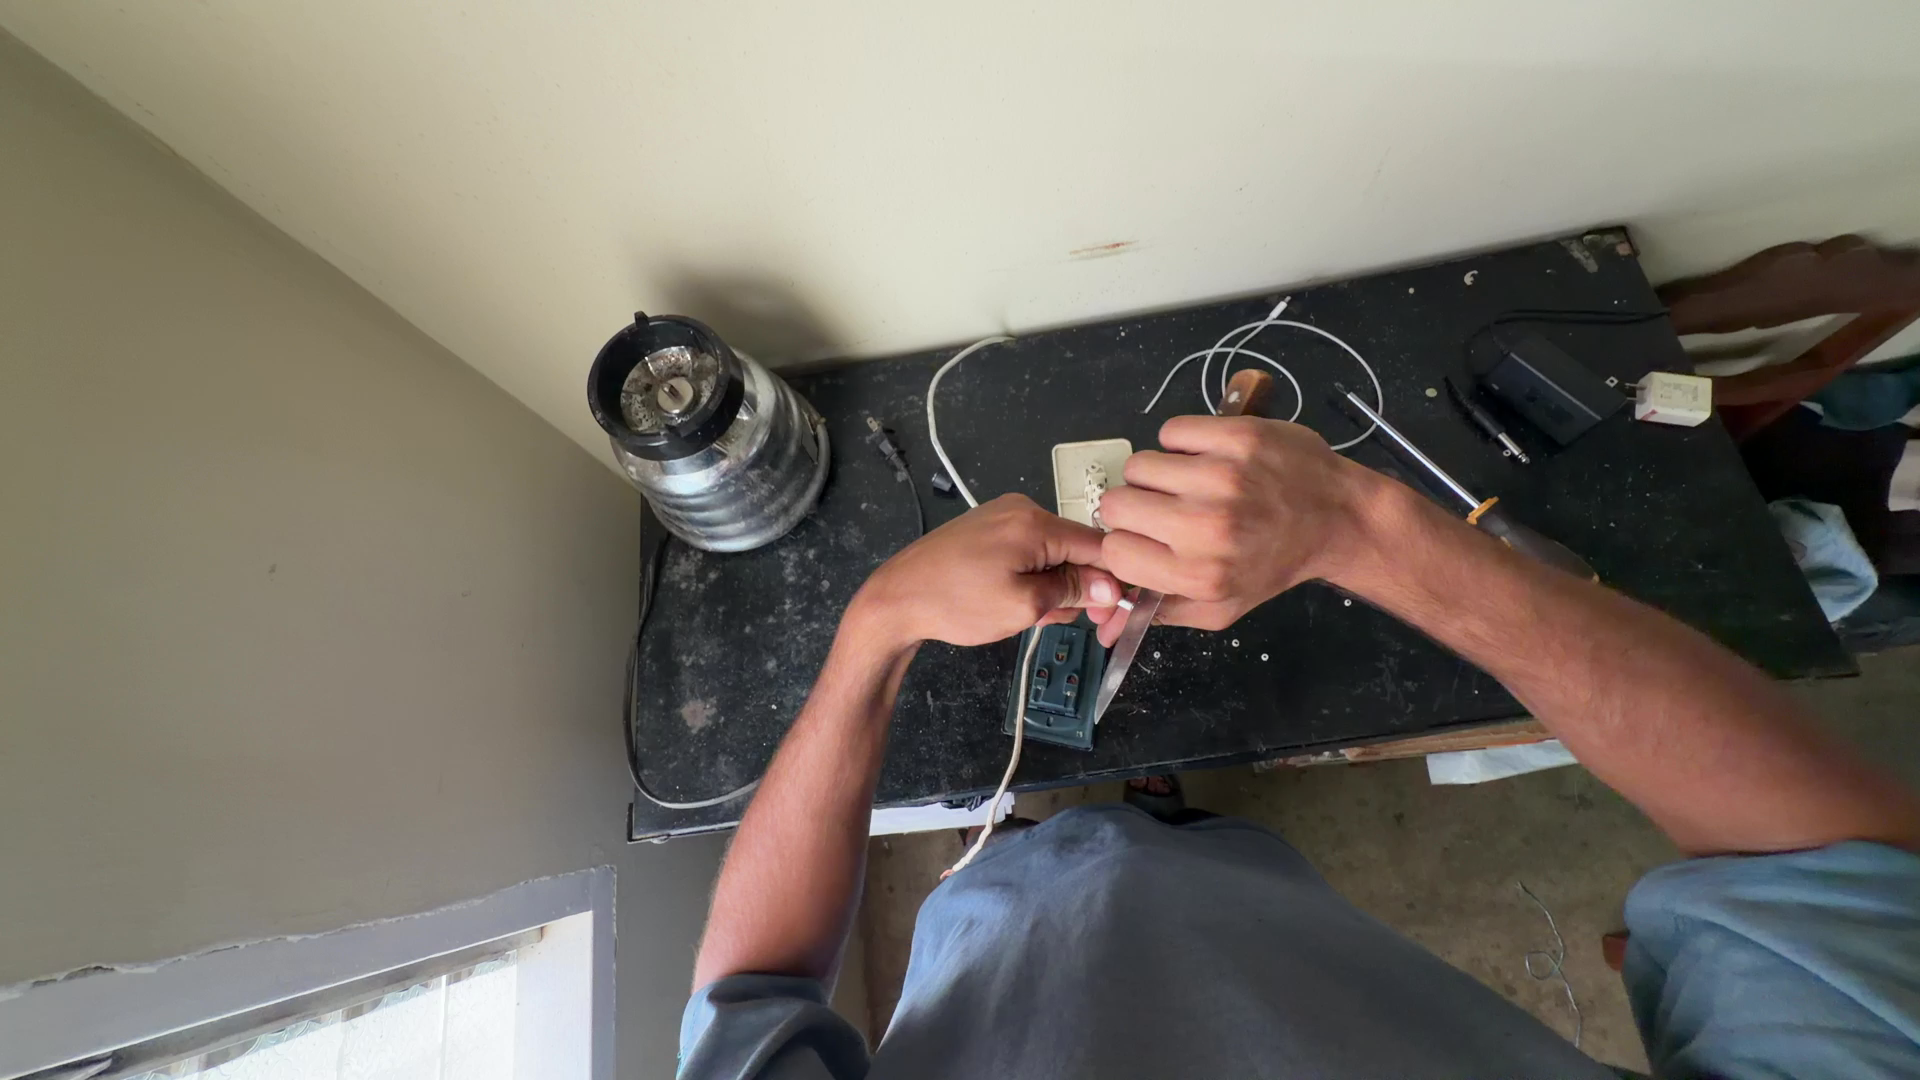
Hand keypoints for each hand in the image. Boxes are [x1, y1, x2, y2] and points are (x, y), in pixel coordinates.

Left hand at [850, 494, 1122, 649]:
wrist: (895, 598)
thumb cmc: (958, 603)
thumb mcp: (1023, 605)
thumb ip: (1072, 590)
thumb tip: (1112, 585)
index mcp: (1034, 521)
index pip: (1099, 545)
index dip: (1113, 581)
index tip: (1111, 617)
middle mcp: (1021, 508)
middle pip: (1074, 548)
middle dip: (1076, 587)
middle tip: (1055, 620)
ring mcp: (1000, 515)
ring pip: (1050, 553)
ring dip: (1050, 587)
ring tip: (1025, 614)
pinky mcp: (985, 528)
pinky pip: (1026, 551)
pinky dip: (1030, 577)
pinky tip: (1012, 600)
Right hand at [1092, 416, 1385, 644]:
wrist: (1338, 519)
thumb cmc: (1272, 566)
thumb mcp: (1219, 607)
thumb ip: (1158, 614)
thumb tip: (1102, 626)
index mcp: (1198, 573)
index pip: (1115, 552)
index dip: (1124, 544)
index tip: (1143, 539)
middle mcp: (1205, 526)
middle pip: (1115, 504)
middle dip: (1131, 508)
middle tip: (1161, 509)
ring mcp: (1222, 476)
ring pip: (1138, 465)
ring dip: (1154, 475)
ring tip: (1185, 484)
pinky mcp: (1236, 436)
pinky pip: (1171, 431)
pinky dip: (1181, 444)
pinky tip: (1204, 459)